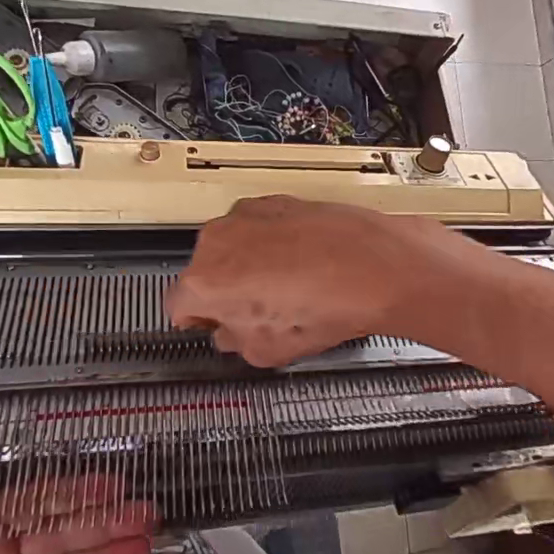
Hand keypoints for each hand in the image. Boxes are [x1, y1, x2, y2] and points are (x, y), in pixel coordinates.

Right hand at [166, 195, 486, 367]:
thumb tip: (230, 333)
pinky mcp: (271, 201)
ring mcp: (243, 217)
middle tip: (254, 312)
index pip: (177, 307)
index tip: (211, 326)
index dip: (196, 322)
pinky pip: (256, 229)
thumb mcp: (267, 351)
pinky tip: (297, 265)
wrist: (376, 266)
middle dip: (222, 293)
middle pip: (202, 274)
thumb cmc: (326, 305)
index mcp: (202, 282)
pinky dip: (267, 245)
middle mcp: (215, 242)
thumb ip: (232, 342)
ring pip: (229, 249)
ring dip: (244, 268)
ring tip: (282, 288)